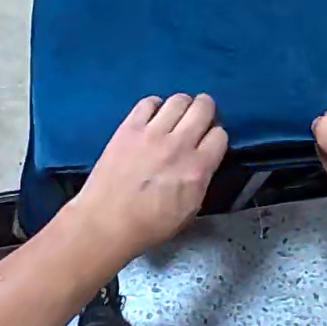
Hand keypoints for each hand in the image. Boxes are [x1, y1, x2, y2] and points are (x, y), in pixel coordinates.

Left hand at [64, 94, 228, 258]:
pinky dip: (154, 106)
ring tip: (174, 117)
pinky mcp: (129, 128)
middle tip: (197, 118)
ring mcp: (152, 133)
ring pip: (178, 100)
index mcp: (198, 168)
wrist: (107, 223)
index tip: (207, 142)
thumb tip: (201, 163)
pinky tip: (151, 118)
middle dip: (204, 110)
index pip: (219, 135)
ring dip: (181, 106)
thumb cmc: (149, 225)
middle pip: (203, 107)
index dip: (215, 137)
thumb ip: (200, 180)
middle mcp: (179, 144)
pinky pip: (148, 102)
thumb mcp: (189, 210)